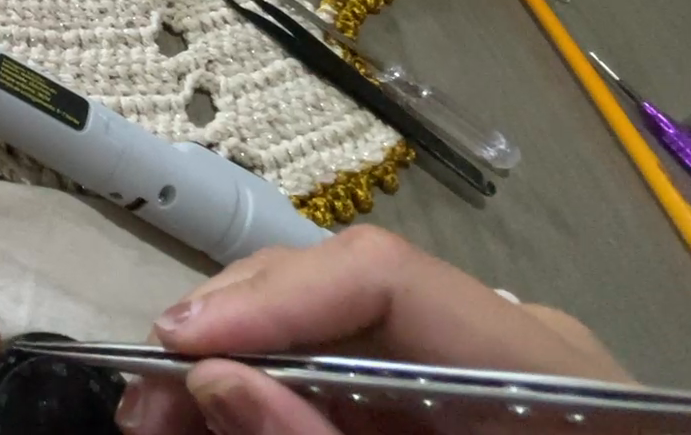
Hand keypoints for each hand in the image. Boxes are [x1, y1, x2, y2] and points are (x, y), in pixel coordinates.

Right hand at [115, 225, 630, 433]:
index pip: (382, 275)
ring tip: (153, 411)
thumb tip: (210, 378)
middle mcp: (492, 341)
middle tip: (145, 391)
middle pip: (324, 285)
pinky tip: (204, 414)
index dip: (269, 295)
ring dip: (219, 360)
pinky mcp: (415, 386)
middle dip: (221, 331)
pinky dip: (253, 386)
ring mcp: (452, 358)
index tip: (181, 342)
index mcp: (546, 374)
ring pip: (305, 320)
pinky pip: (318, 364)